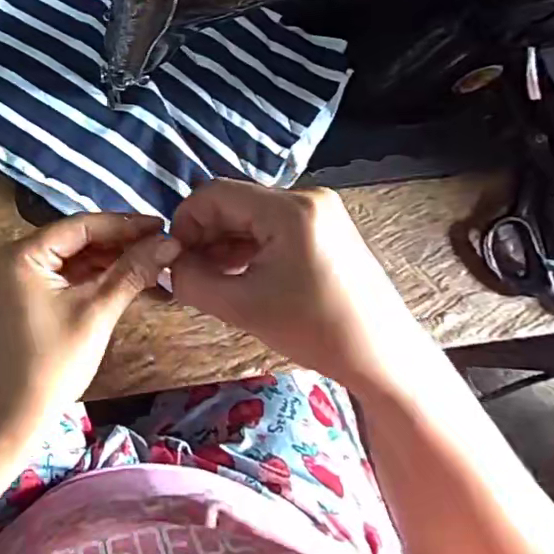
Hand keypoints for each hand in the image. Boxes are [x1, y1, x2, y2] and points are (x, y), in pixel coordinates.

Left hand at [0, 213, 180, 429]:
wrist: (18, 412)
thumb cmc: (54, 362)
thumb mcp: (96, 312)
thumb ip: (131, 272)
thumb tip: (169, 243)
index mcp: (24, 254)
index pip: (80, 226)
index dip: (123, 224)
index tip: (160, 226)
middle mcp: (18, 256)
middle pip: (77, 238)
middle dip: (119, 241)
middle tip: (161, 243)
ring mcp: (23, 276)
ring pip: (75, 256)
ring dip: (111, 259)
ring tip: (153, 260)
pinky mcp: (31, 294)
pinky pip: (68, 274)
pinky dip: (97, 276)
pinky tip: (129, 277)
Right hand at [169, 179, 429, 392]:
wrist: (385, 359)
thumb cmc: (315, 330)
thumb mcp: (240, 307)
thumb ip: (191, 280)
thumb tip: (168, 264)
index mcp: (288, 209)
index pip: (213, 194)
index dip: (184, 222)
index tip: (175, 258)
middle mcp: (305, 197)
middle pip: (232, 202)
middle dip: (203, 234)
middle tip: (189, 272)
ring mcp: (318, 212)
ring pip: (249, 214)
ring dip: (223, 242)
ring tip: (211, 278)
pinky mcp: (323, 228)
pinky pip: (270, 226)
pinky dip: (247, 246)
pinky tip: (237, 274)